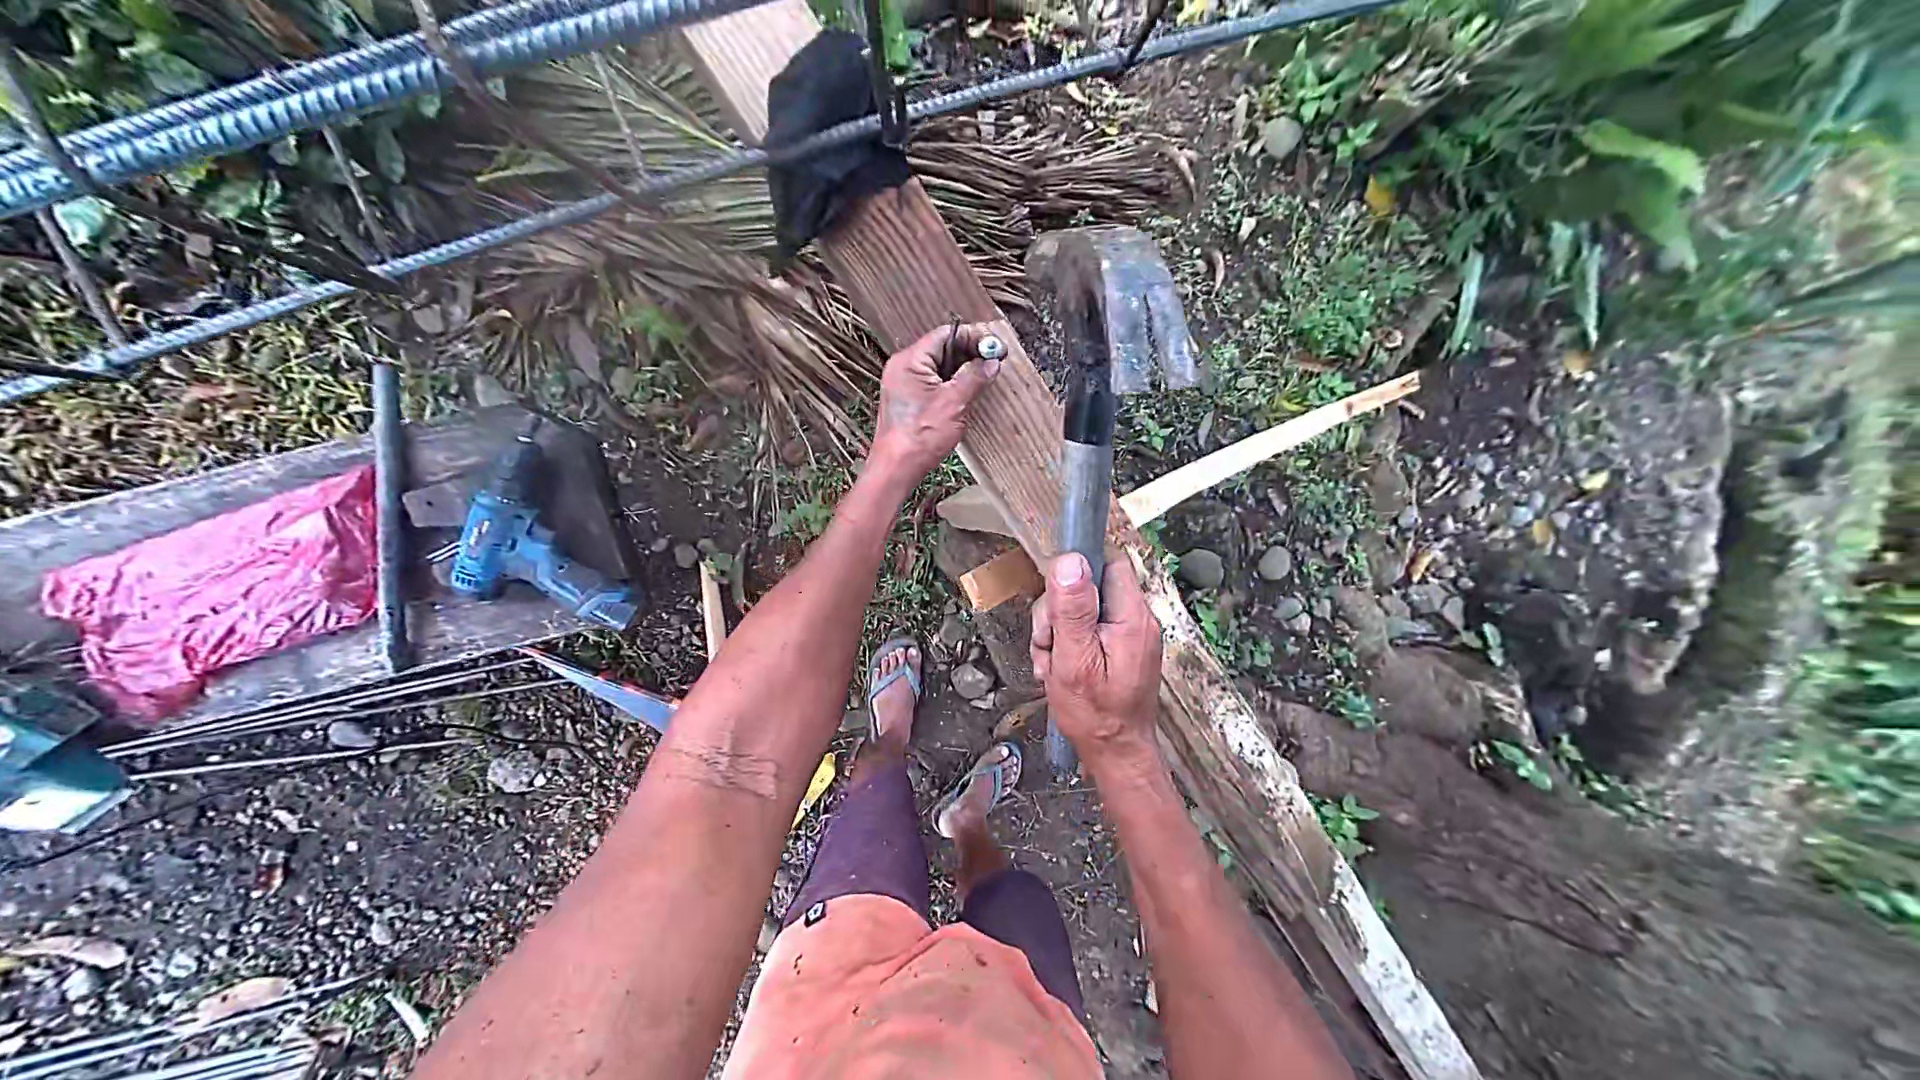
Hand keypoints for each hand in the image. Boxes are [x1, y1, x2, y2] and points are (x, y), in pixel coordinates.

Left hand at [870, 323, 1001, 484]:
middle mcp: (903, 368)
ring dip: (962, 370)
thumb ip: (974, 377)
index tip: (994, 346)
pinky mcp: (908, 401)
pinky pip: (933, 383)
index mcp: (909, 361)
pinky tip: (968, 393)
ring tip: (985, 377)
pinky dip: (952, 384)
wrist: (897, 467)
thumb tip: (991, 363)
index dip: (972, 337)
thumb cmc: (918, 436)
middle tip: (994, 361)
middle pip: (942, 349)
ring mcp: (904, 385)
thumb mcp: (954, 402)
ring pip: (939, 368)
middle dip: (970, 354)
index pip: (945, 335)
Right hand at [1031, 552, 1163, 773]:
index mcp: (1132, 617)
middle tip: (1049, 644)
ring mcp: (1128, 635)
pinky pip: (1086, 631)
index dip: (1077, 570)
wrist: (1116, 754)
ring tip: (1052, 664)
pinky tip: (1059, 668)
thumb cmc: (1096, 715)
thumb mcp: (1075, 660)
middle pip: (1088, 587)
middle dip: (1058, 612)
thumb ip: (1072, 610)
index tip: (1055, 596)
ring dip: (1057, 633)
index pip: (1108, 562)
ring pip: (1081, 610)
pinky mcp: (1119, 648)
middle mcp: (1136, 620)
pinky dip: (1066, 646)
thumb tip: (1070, 561)